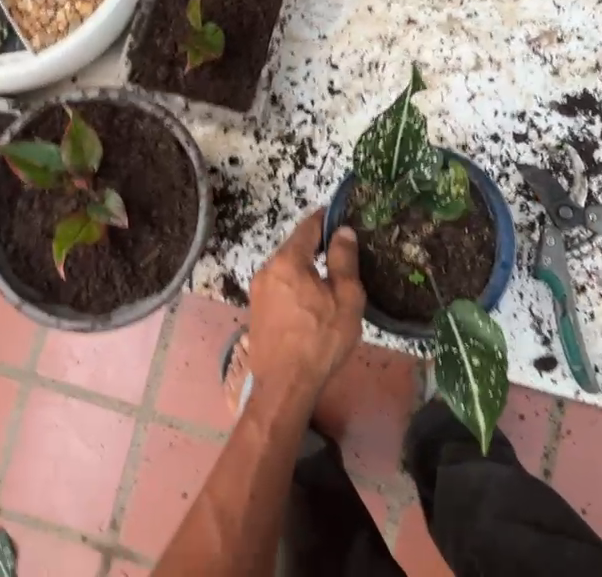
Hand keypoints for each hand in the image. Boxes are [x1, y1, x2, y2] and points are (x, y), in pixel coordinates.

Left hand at [247, 210, 364, 401]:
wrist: (284, 386)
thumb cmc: (320, 340)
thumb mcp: (345, 297)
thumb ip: (344, 260)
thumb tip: (342, 231)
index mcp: (287, 260)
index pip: (307, 226)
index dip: (325, 218)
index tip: (342, 215)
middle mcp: (267, 270)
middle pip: (295, 247)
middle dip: (317, 246)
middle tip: (343, 251)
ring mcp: (258, 292)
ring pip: (287, 269)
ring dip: (306, 268)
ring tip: (331, 278)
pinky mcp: (257, 311)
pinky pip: (280, 287)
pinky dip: (296, 285)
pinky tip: (312, 301)